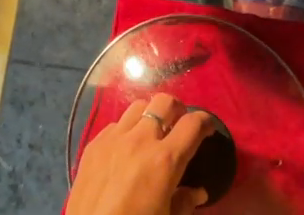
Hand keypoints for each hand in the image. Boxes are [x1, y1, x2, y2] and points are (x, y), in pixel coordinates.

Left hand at [66, 93, 213, 214]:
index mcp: (164, 160)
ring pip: (138, 106)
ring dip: (151, 113)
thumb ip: (184, 202)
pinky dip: (127, 128)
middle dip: (177, 108)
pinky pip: (116, 123)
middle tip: (180, 123)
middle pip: (164, 102)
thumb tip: (198, 192)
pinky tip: (127, 147)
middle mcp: (140, 139)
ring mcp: (114, 137)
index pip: (192, 124)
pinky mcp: (94, 143)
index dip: (205, 121)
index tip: (208, 127)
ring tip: (153, 130)